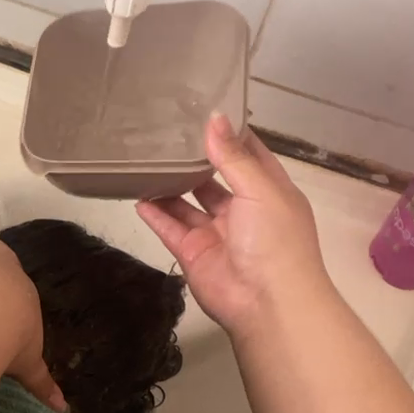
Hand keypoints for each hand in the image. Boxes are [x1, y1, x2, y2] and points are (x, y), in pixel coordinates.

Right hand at [136, 116, 331, 332]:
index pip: (248, 154)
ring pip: (188, 203)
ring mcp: (215, 233)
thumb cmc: (275, 240)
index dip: (229, 134)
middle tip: (166, 133)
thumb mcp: (260, 190)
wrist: (266, 302)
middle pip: (214, 178)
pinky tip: (138, 196)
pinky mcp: (192, 254)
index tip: (205, 109)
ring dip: (170, 186)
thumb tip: (214, 119)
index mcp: (269, 191)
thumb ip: (233, 157)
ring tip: (146, 161)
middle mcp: (242, 209)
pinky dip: (155, 215)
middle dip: (195, 159)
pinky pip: (170, 229)